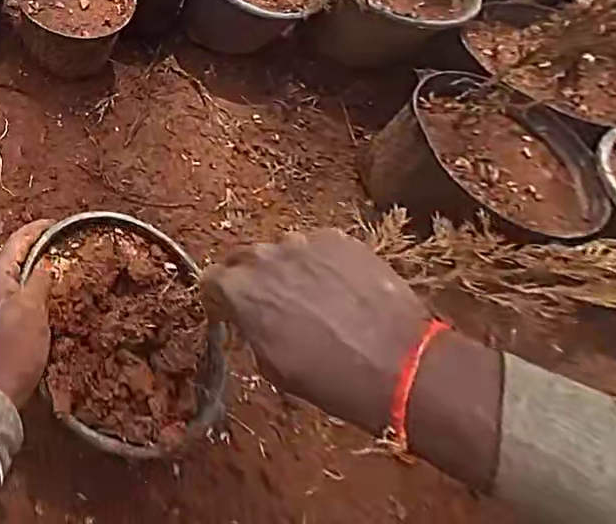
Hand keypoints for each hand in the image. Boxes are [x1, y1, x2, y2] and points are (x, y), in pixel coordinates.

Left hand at [0, 219, 54, 405]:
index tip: (57, 223)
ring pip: (18, 270)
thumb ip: (40, 280)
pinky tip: (48, 286)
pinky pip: (19, 286)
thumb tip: (48, 263)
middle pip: (16, 252)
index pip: (18, 240)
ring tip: (58, 257)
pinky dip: (34, 280)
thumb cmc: (16, 346)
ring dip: (36, 262)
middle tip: (61, 238)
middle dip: (37, 243)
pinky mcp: (1, 314)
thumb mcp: (33, 308)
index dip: (37, 229)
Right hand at [202, 229, 427, 433]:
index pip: (210, 279)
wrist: (404, 366)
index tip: (230, 311)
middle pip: (242, 258)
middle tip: (273, 305)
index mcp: (238, 288)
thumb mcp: (274, 368)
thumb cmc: (332, 378)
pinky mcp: (334, 238)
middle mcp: (261, 255)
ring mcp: (299, 242)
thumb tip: (249, 319)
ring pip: (281, 251)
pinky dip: (321, 264)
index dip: (219, 298)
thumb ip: (250, 330)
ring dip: (287, 269)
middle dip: (250, 278)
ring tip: (315, 298)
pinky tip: (342, 290)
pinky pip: (316, 247)